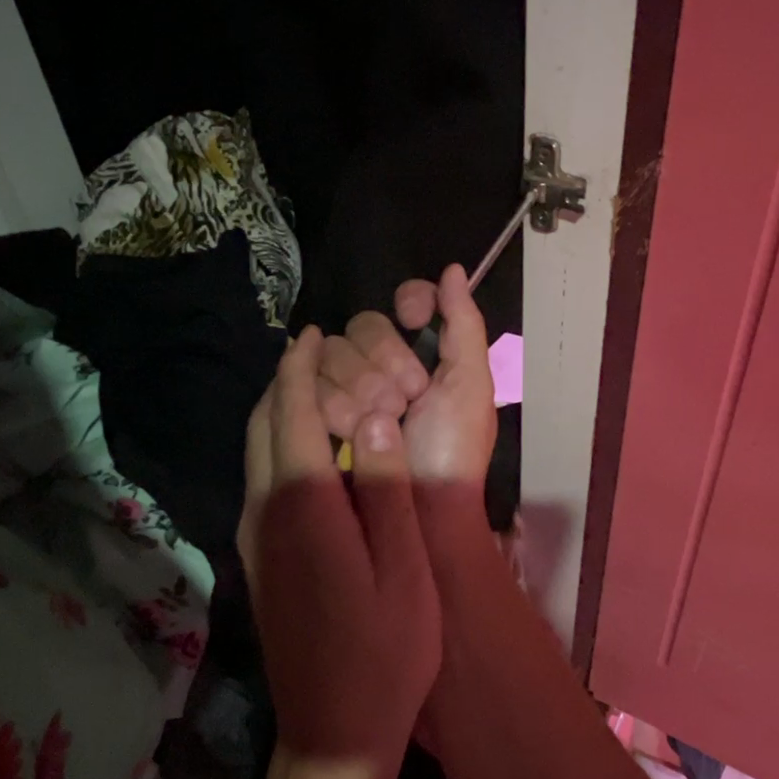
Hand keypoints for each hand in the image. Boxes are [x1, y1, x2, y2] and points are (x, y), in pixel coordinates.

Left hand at [238, 328, 440, 762]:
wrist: (334, 729)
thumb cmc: (388, 652)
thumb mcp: (405, 568)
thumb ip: (387, 489)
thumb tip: (376, 417)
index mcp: (307, 509)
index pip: (294, 417)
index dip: (301, 370)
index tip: (314, 335)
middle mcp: (267, 515)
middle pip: (263, 428)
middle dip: (286, 381)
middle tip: (319, 351)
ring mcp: (256, 540)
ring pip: (256, 454)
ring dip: (280, 412)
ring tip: (316, 387)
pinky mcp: (259, 560)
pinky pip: (261, 479)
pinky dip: (280, 445)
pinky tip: (311, 449)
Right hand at [316, 264, 497, 481]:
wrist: (418, 510)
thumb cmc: (451, 451)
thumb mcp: (470, 388)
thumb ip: (464, 325)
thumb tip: (452, 268)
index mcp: (427, 355)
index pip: (408, 300)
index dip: (411, 300)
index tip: (413, 317)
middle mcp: (384, 364)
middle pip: (365, 324)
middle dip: (387, 360)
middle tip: (407, 400)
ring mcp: (345, 386)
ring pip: (334, 351)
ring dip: (360, 387)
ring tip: (380, 423)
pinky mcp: (312, 409)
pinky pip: (308, 379)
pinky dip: (333, 402)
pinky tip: (349, 428)